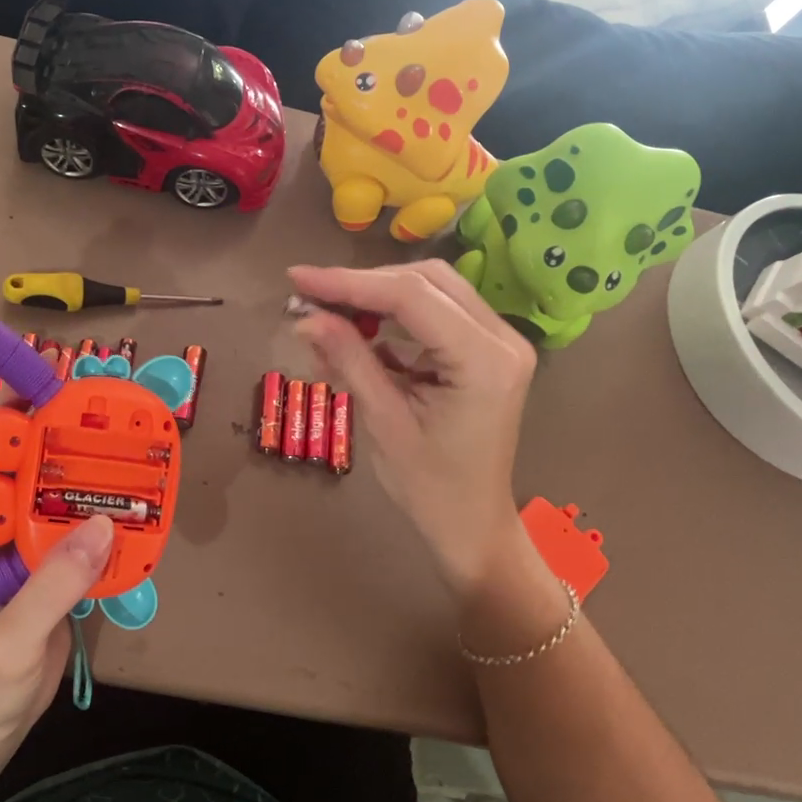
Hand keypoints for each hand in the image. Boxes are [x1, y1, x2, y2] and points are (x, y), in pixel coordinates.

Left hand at [0, 391, 113, 747]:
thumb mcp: (11, 639)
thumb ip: (50, 587)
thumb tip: (101, 525)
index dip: (3, 413)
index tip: (41, 381)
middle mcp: (3, 530)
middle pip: (28, 462)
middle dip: (57, 426)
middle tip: (102, 401)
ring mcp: (33, 549)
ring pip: (61, 492)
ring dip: (91, 465)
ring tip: (130, 439)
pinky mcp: (59, 571)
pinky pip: (86, 531)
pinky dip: (111, 512)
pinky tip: (142, 502)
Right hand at [288, 261, 539, 591]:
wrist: (471, 523)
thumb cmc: (429, 486)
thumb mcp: (384, 422)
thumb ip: (350, 360)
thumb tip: (305, 318)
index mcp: (484, 361)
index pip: (411, 297)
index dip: (349, 282)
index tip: (298, 278)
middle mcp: (503, 339)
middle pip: (427, 281)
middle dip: (363, 283)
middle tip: (309, 296)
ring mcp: (501, 342)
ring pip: (433, 290)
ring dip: (378, 295)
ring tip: (327, 312)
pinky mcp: (488, 350)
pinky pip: (439, 313)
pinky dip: (396, 315)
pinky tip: (359, 330)